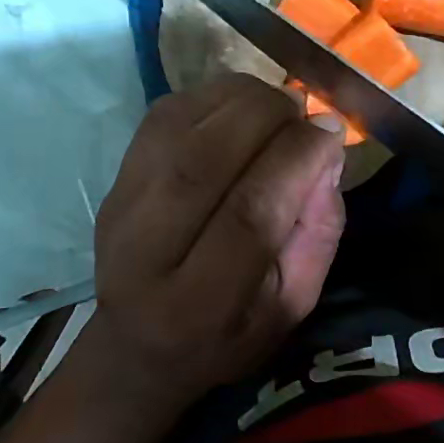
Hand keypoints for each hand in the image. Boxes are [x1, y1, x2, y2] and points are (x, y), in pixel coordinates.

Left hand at [89, 74, 345, 407]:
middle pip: (204, 160)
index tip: (331, 132)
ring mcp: (120, 210)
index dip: (297, 159)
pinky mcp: (112, 182)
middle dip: (266, 118)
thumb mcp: (294, 304)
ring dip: (237, 98)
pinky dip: (208, 96)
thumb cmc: (230, 335)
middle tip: (305, 107)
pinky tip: (240, 104)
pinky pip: (161, 117)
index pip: (250, 213)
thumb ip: (319, 233)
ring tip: (278, 102)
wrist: (141, 346)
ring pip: (177, 128)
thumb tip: (327, 151)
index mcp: (201, 304)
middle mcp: (147, 253)